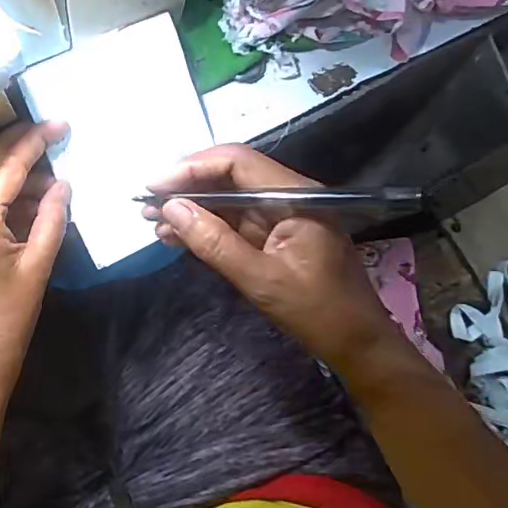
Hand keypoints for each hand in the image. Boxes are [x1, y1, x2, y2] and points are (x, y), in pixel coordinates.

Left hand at [0, 121, 69, 407]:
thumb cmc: (9, 319)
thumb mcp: (38, 266)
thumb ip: (52, 217)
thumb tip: (61, 183)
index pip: (8, 166)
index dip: (35, 140)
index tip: (58, 124)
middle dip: (14, 145)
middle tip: (46, 136)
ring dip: (2, 173)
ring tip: (41, 183)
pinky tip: (14, 206)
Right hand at [144, 145, 405, 369]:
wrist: (359, 345)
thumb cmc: (318, 313)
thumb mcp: (260, 279)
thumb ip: (214, 242)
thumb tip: (171, 208)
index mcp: (296, 196)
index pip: (237, 162)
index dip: (191, 169)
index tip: (155, 186)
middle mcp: (289, 196)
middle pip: (230, 176)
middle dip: (187, 188)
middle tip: (148, 205)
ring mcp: (283, 215)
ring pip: (228, 199)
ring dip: (192, 208)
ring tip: (155, 223)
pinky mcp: (275, 235)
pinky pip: (235, 221)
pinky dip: (206, 227)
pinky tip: (177, 236)